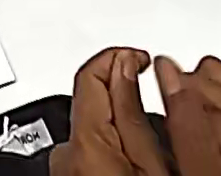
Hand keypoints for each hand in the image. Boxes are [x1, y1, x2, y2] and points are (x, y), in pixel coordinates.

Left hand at [49, 48, 169, 175]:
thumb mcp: (153, 169)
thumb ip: (134, 113)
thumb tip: (125, 61)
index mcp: (83, 144)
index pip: (90, 73)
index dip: (119, 57)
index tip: (142, 58)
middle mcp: (63, 154)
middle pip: (93, 100)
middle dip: (123, 96)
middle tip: (158, 110)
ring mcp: (63, 168)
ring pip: (93, 126)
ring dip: (119, 123)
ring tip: (153, 145)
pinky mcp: (67, 175)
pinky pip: (89, 148)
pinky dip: (111, 146)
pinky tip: (135, 163)